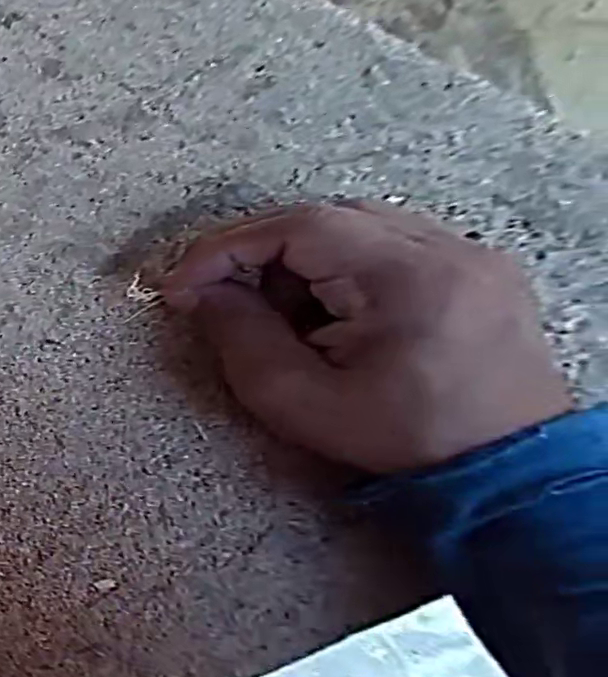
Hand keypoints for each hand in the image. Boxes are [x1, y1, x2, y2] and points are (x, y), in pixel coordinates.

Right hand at [162, 200, 571, 473]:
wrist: (498, 458)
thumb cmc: (389, 432)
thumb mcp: (288, 392)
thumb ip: (237, 332)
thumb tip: (196, 291)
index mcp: (409, 278)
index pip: (299, 228)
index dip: (223, 249)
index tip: (178, 287)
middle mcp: (448, 250)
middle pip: (320, 218)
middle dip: (247, 251)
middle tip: (205, 291)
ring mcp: (465, 255)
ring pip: (345, 226)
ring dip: (283, 261)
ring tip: (264, 309)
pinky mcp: (464, 269)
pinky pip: (374, 243)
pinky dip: (322, 267)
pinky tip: (310, 308)